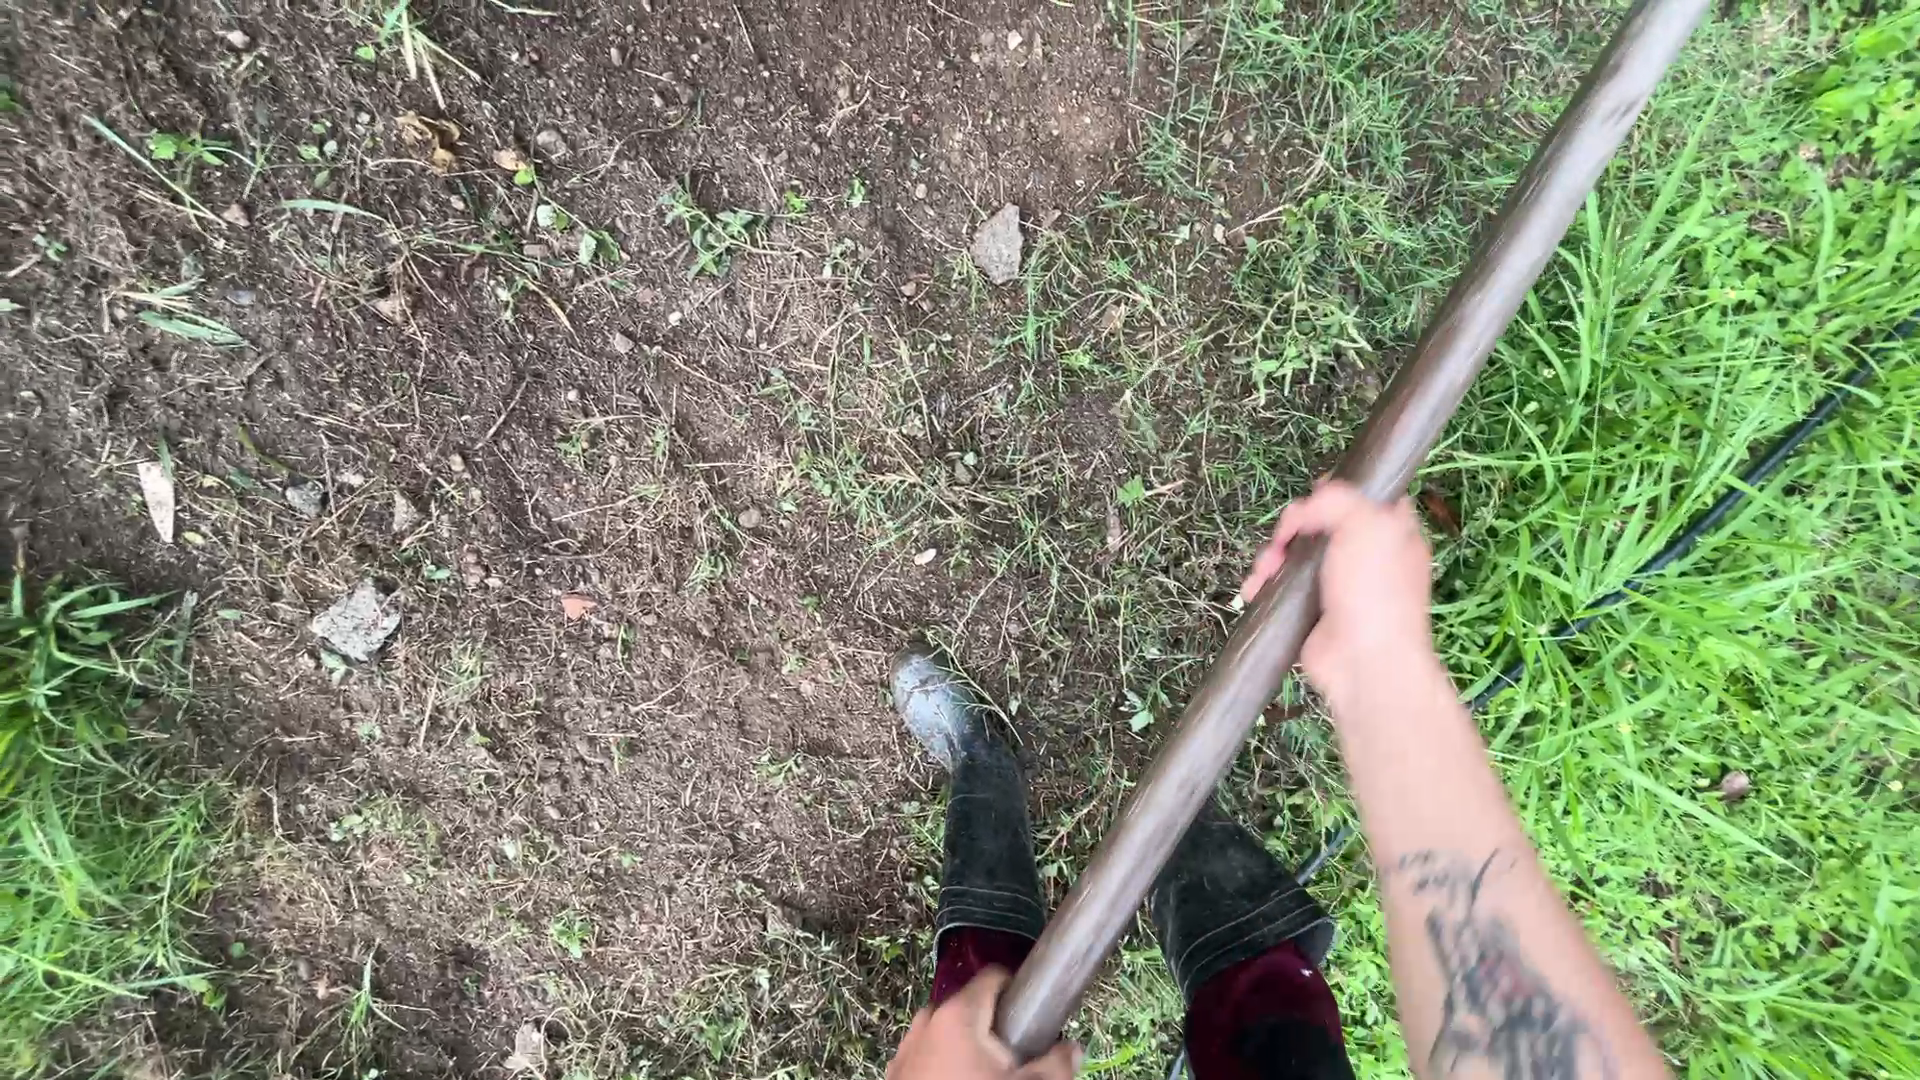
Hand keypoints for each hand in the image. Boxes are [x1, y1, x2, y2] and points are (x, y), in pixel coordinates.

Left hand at [887, 969, 1081, 1079]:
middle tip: (1013, 1066)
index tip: (1033, 1024)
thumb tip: (1071, 1050)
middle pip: (975, 1009)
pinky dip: (946, 1066)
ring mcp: (909, 1043)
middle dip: (996, 1033)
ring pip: (952, 1034)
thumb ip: (1053, 1067)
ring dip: (971, 1052)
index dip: (1019, 996)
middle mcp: (929, 1017)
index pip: (996, 977)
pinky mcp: (897, 1070)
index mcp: (958, 1012)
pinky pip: (931, 1055)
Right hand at [1239, 480, 1436, 704]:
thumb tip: (1310, 502)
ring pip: (1292, 556)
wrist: (1362, 659)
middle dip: (1290, 529)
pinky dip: (1263, 585)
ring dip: (1270, 558)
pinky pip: (1279, 587)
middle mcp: (1364, 557)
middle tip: (1283, 538)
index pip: (1364, 500)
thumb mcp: (1367, 526)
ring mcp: (1334, 585)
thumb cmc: (1374, 590)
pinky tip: (1255, 589)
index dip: (1336, 493)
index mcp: (1390, 533)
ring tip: (1265, 570)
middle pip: (1317, 526)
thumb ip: (1338, 500)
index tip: (1313, 495)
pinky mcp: (1309, 609)